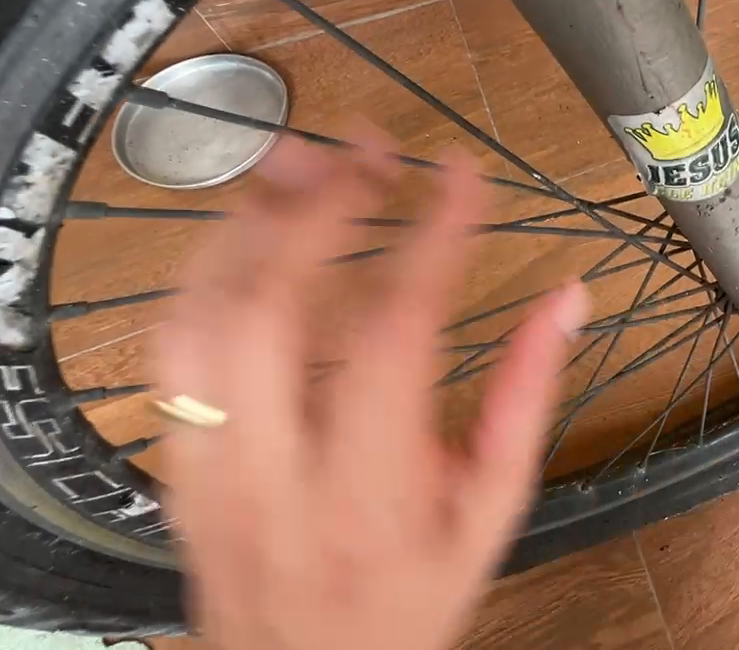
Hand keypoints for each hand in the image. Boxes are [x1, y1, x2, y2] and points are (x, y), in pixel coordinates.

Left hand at [154, 135, 584, 649]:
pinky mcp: (174, 461)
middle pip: (270, 312)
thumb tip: (567, 295)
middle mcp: (272, 469)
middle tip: (372, 146)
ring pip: (197, 322)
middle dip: (322, 209)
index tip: (463, 175)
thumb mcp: (497, 506)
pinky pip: (170, 351)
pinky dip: (207, 270)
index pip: (395, 334)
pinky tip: (251, 225)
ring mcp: (205, 465)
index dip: (431, 238)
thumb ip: (528, 394)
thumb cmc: (417, 593)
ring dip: (248, 224)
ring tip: (301, 158)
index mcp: (370, 484)